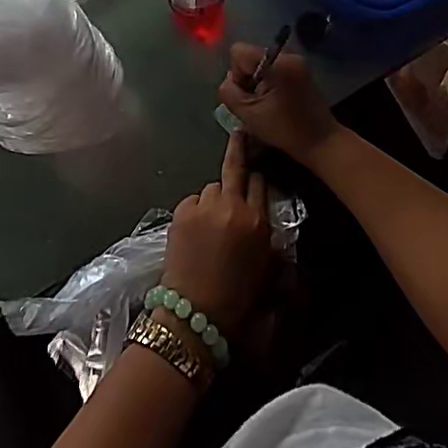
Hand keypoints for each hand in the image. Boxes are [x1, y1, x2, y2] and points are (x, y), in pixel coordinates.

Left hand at [162, 133, 273, 337]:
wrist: (195, 314)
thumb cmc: (238, 296)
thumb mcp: (265, 263)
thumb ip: (266, 231)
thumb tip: (261, 213)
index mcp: (258, 221)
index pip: (261, 182)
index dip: (258, 176)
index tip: (256, 166)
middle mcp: (233, 206)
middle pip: (236, 167)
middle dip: (238, 148)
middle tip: (239, 134)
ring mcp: (205, 207)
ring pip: (212, 187)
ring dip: (214, 197)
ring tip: (210, 222)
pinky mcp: (182, 213)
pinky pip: (193, 200)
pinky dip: (195, 209)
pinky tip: (194, 230)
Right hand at [217, 43, 340, 159]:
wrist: (320, 140)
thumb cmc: (284, 129)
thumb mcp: (247, 113)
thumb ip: (229, 91)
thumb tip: (230, 79)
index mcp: (277, 63)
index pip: (239, 51)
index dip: (237, 74)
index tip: (247, 94)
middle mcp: (289, 55)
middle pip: (251, 55)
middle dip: (247, 78)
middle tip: (257, 102)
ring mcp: (298, 61)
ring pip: (262, 62)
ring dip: (258, 81)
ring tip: (267, 103)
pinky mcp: (301, 70)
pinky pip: (274, 68)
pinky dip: (270, 82)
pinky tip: (276, 101)